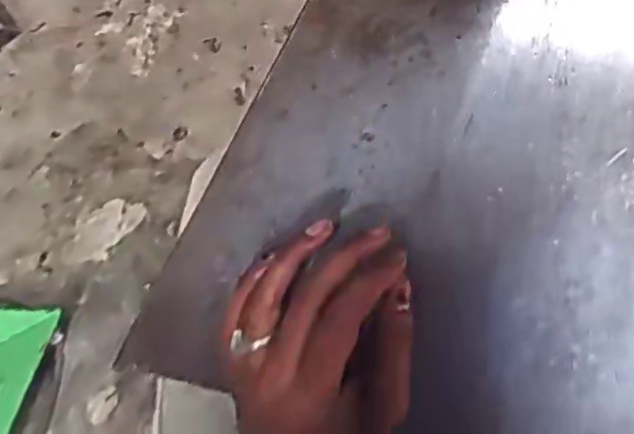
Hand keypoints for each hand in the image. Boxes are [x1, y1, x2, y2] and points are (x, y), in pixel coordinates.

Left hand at [223, 221, 413, 433]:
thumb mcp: (385, 407)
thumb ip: (395, 345)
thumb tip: (400, 286)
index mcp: (309, 390)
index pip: (341, 315)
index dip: (373, 278)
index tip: (400, 256)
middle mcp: (269, 374)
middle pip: (308, 296)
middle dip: (349, 255)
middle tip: (381, 233)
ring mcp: (245, 367)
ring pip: (263, 295)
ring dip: (295, 253)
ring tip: (327, 226)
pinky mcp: (233, 361)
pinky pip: (235, 311)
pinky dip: (254, 276)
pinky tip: (279, 253)